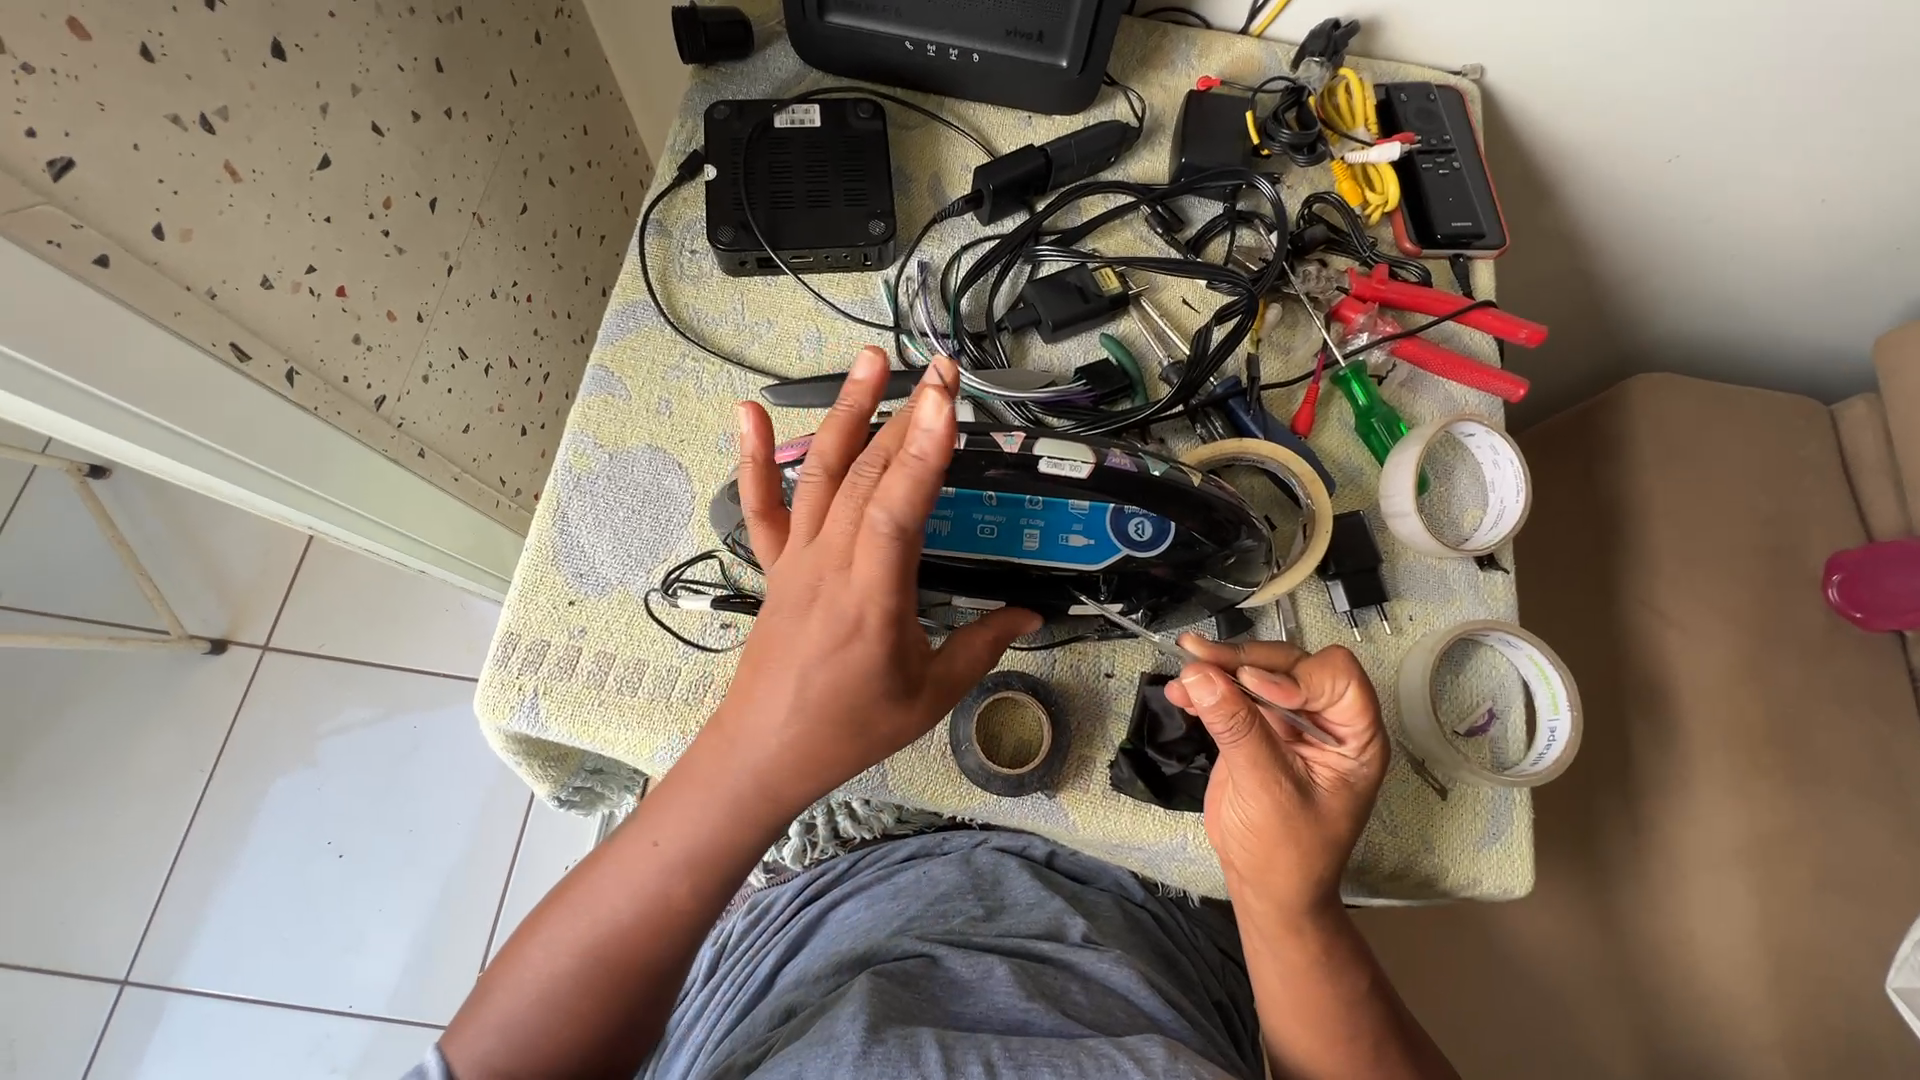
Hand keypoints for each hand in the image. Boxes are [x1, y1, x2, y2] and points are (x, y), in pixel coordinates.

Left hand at [714, 347, 1039, 816]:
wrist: (766, 751)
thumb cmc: (851, 727)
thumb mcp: (931, 694)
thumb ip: (982, 647)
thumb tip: (1029, 614)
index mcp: (872, 595)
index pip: (897, 508)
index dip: (923, 450)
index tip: (944, 398)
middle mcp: (830, 562)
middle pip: (866, 475)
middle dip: (904, 416)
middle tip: (937, 371)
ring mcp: (796, 557)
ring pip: (820, 473)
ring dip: (845, 412)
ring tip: (870, 362)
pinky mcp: (775, 564)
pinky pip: (761, 506)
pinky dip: (754, 457)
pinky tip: (748, 412)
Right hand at [1163, 639, 1387, 916]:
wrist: (1264, 887)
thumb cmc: (1286, 851)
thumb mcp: (1267, 789)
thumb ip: (1237, 728)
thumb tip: (1200, 674)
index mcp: (1353, 736)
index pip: (1335, 677)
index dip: (1295, 674)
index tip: (1252, 685)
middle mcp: (1325, 721)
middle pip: (1289, 665)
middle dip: (1244, 660)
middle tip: (1199, 657)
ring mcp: (1288, 723)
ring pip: (1256, 673)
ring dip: (1218, 668)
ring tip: (1183, 669)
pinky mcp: (1254, 729)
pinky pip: (1231, 695)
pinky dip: (1205, 690)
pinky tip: (1179, 694)